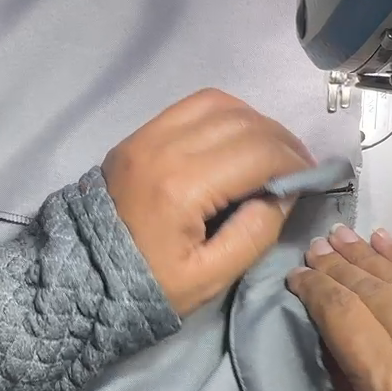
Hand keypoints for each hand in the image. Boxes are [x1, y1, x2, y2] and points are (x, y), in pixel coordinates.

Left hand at [104, 89, 314, 315]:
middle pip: (243, 122)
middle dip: (280, 141)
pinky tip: (235, 141)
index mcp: (181, 186)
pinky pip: (189, 107)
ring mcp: (144, 137)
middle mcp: (163, 148)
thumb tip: (284, 193)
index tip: (311, 179)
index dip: (294, 162)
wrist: (79, 278)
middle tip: (297, 166)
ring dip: (254, 122)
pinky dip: (223, 115)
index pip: (257, 153)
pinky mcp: (135, 137)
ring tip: (270, 152)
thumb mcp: (208, 277)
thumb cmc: (146, 286)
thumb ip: (254, 233)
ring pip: (217, 104)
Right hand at [286, 224, 391, 390]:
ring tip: (342, 236)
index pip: (343, 315)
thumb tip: (323, 310)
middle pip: (371, 293)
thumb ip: (341, 365)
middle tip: (315, 247)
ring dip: (368, 255)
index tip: (296, 275)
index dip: (315, 288)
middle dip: (338, 266)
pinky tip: (382, 240)